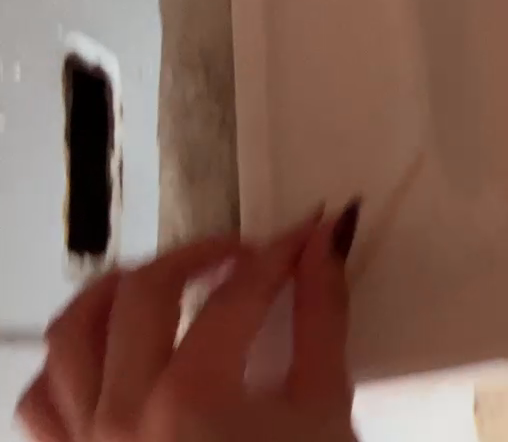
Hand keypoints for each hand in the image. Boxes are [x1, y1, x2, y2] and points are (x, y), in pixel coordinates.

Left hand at [14, 204, 360, 441]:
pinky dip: (78, 354)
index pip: (239, 288)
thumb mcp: (325, 396)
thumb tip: (326, 245)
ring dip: (122, 290)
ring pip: (70, 337)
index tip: (312, 233)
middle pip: (143, 293)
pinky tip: (122, 342)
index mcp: (193, 394)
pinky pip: (43, 397)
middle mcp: (121, 413)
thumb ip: (323, 312)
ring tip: (172, 274)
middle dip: (202, 250)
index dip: (283, 250)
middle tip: (249, 247)